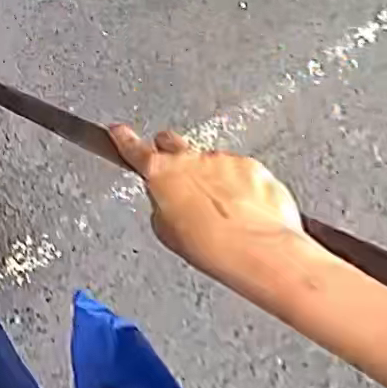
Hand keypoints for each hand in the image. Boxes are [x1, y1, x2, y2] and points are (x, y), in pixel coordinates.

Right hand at [109, 125, 307, 282]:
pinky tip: (253, 212)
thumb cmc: (215, 248)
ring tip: (229, 211)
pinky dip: (247, 187)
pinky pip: (246, 172)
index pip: (130, 145)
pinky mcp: (256, 170)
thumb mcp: (165, 230)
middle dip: (172, 154)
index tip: (118, 131)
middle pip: (170, 141)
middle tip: (183, 178)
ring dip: (215, 177)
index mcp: (158, 170)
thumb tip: (169, 200)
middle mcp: (187, 158)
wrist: (268, 256)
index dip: (121, 137)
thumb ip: (159, 204)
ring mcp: (222, 161)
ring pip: (211, 160)